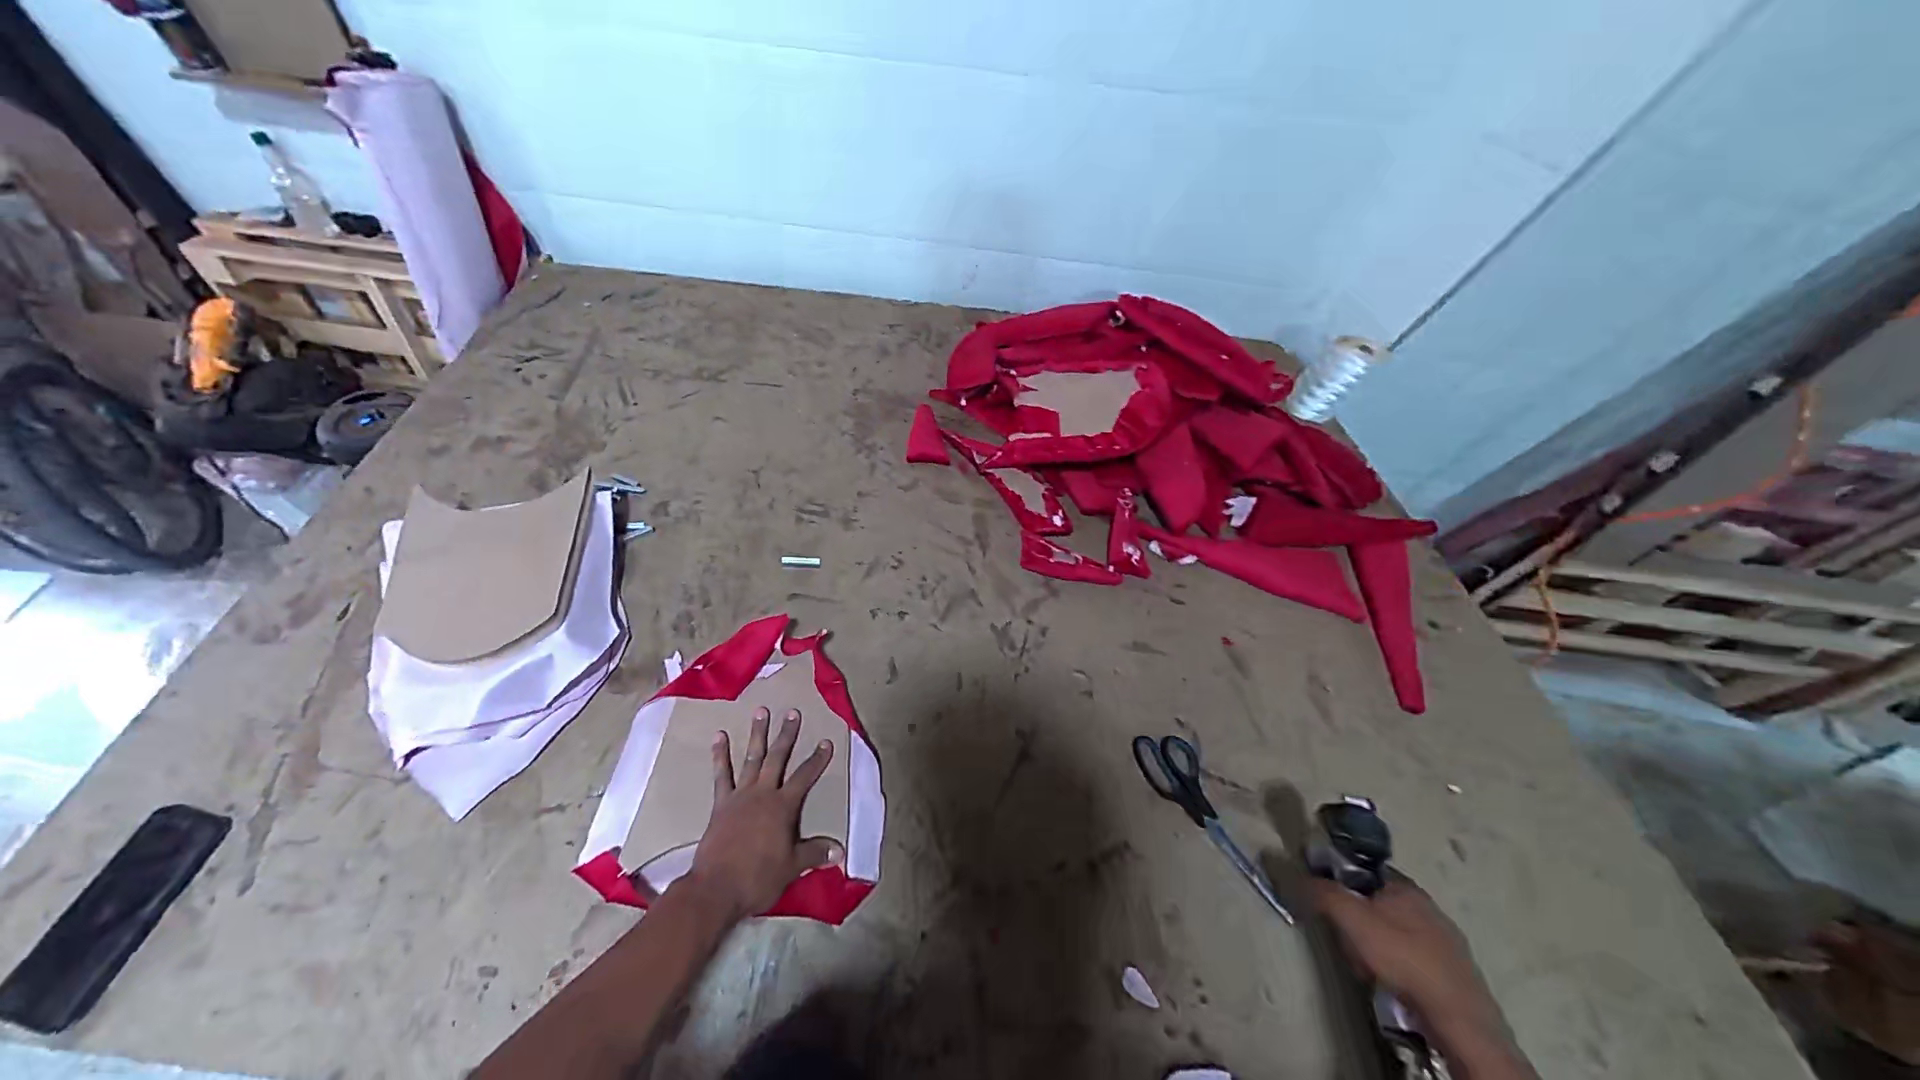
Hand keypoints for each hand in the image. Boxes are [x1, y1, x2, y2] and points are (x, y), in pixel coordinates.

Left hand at [682, 706, 839, 921]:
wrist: (715, 888)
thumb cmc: (758, 877)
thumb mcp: (792, 867)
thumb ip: (815, 853)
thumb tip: (840, 851)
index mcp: (783, 807)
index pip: (805, 777)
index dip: (817, 760)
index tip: (826, 742)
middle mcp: (762, 794)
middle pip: (778, 759)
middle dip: (787, 735)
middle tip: (792, 713)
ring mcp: (739, 797)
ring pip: (751, 759)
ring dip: (757, 735)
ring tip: (760, 712)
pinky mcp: (720, 805)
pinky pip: (721, 775)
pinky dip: (720, 756)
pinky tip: (718, 738)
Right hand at [1308, 873, 1496, 1027]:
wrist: (1457, 1017)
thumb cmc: (1402, 957)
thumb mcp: (1351, 918)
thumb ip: (1323, 893)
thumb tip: (1300, 877)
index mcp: (1406, 887)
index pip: (1365, 873)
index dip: (1343, 887)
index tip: (1331, 907)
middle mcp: (1429, 907)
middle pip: (1377, 906)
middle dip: (1357, 924)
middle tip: (1349, 945)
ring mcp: (1445, 941)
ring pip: (1394, 934)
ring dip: (1375, 948)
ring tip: (1369, 971)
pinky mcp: (1453, 972)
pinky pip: (1412, 959)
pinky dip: (1398, 968)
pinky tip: (1393, 985)